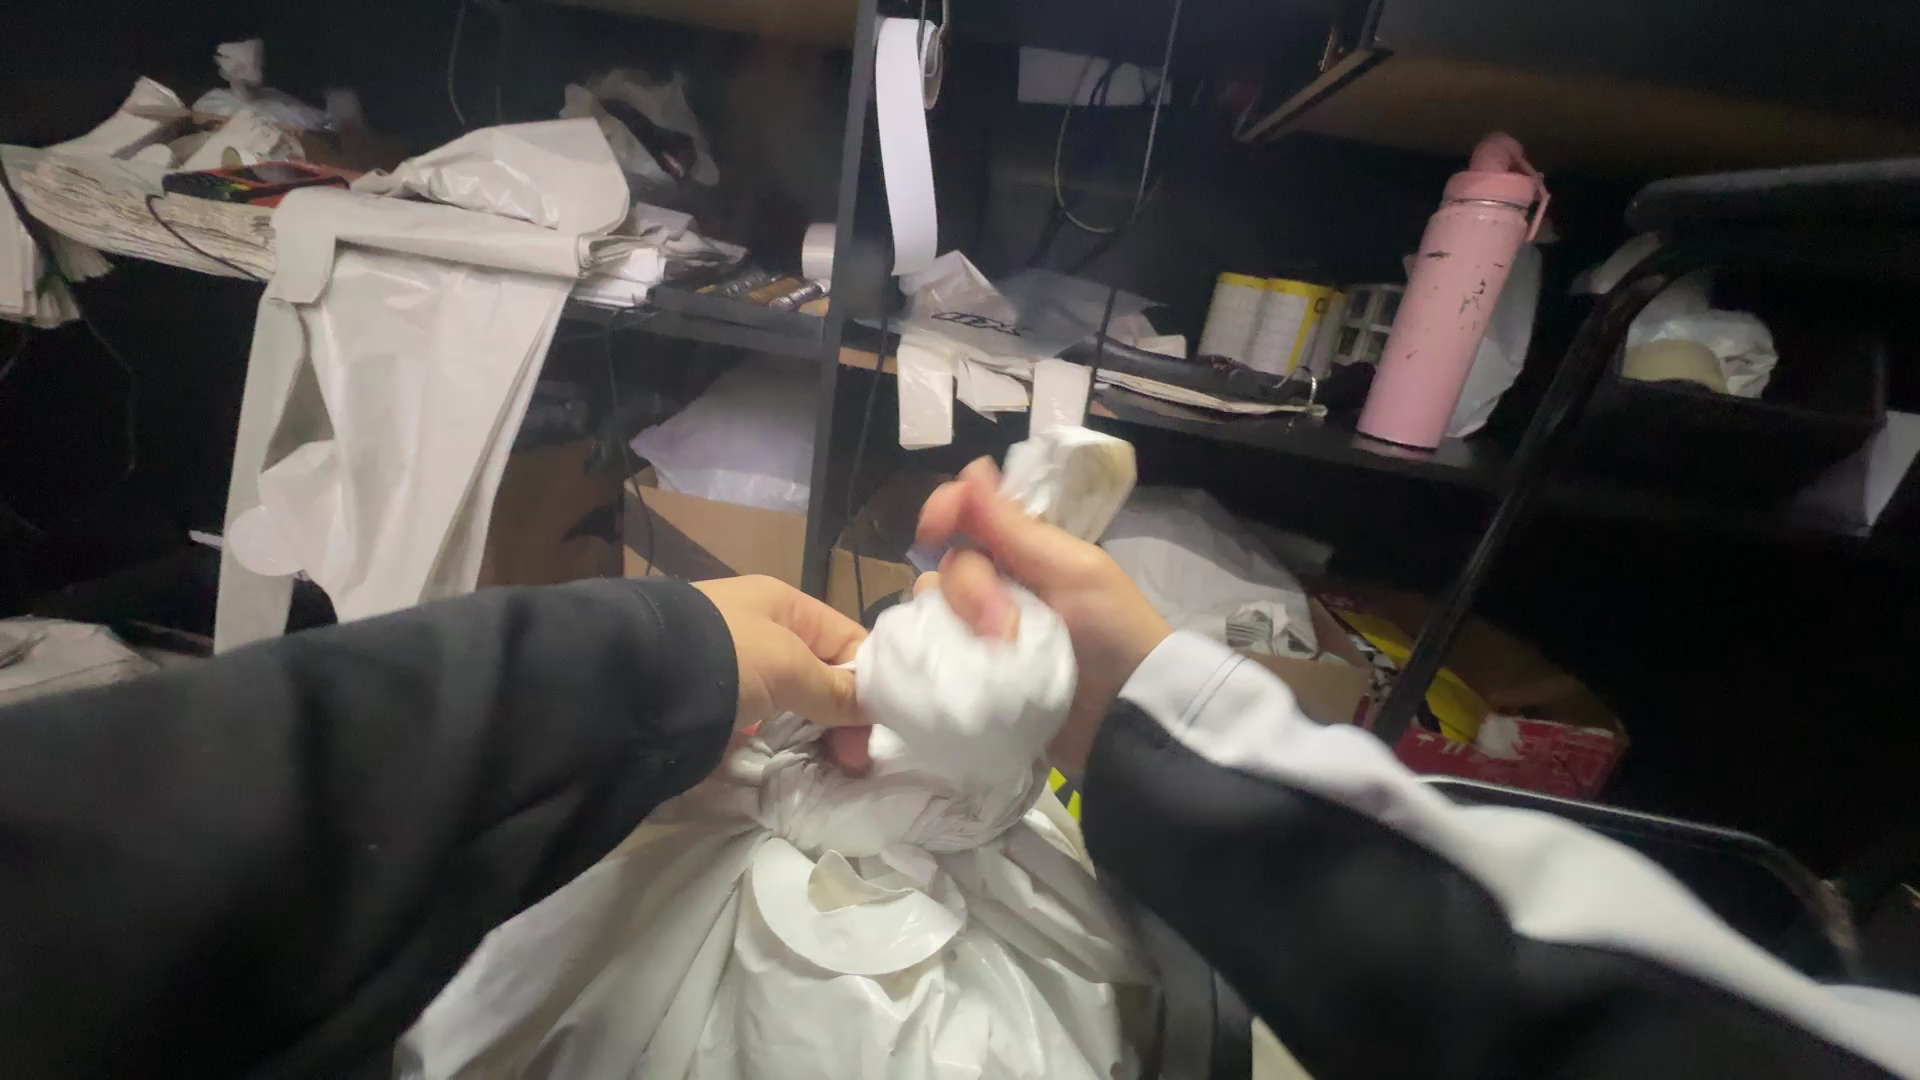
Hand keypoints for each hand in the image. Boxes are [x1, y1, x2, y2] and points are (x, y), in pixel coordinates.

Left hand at [694, 576, 871, 774]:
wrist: (626, 683)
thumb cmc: (721, 656)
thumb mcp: (787, 665)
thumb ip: (835, 689)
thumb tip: (878, 706)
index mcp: (783, 604)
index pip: (847, 640)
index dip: (870, 681)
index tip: (882, 729)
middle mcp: (760, 631)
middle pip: (820, 674)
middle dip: (842, 716)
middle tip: (854, 762)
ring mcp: (733, 670)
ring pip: (792, 704)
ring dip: (814, 734)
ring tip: (831, 770)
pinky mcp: (710, 706)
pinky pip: (759, 725)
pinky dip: (777, 744)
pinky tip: (788, 766)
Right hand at [916, 459, 1171, 772]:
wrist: (1125, 715)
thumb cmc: (1112, 631)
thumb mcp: (1073, 570)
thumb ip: (1015, 527)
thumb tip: (973, 468)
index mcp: (1023, 547)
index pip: (967, 512)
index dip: (944, 510)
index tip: (934, 529)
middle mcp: (996, 580)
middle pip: (950, 563)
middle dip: (971, 591)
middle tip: (1004, 629)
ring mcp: (980, 628)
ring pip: (935, 607)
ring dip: (958, 627)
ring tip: (995, 658)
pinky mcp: (972, 669)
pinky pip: (933, 651)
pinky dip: (939, 656)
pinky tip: (959, 670)